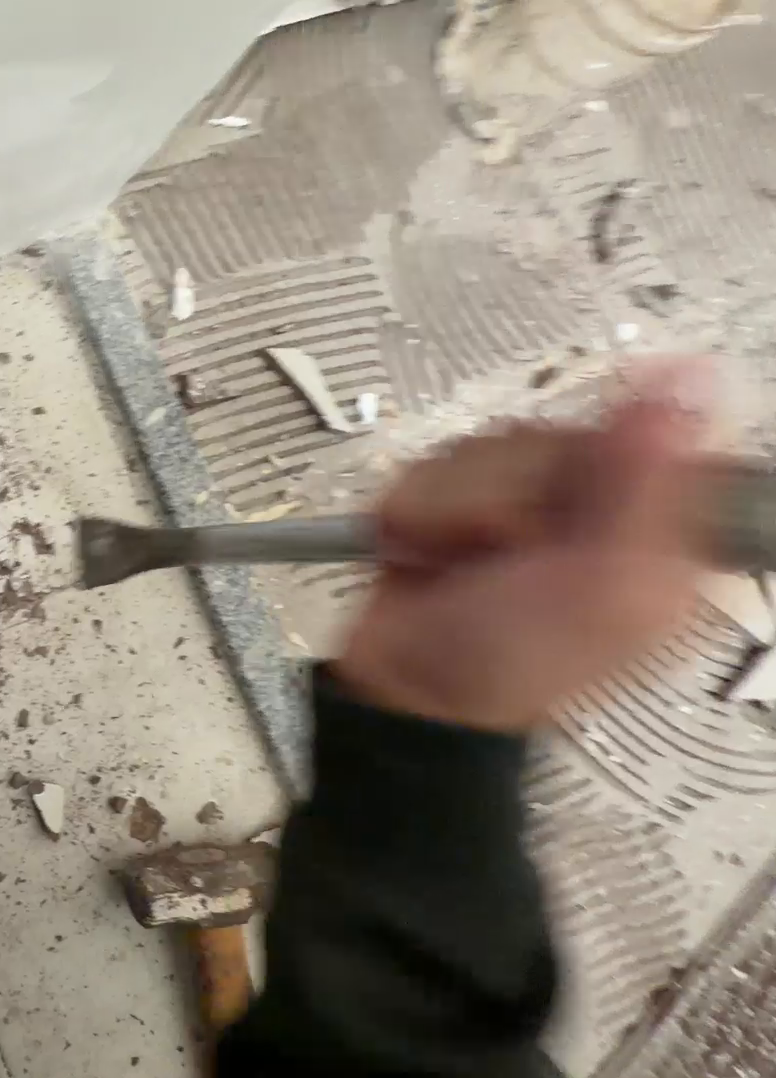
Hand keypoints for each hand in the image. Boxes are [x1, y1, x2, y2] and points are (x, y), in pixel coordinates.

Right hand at [336, 388, 708, 733]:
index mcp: (654, 522)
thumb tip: (689, 376)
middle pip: (543, 436)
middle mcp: (583, 504)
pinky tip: (417, 551)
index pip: (638, 433)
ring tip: (447, 558)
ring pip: (475, 450)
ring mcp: (505, 502)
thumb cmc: (514, 657)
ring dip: (447, 510)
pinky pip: (422, 468)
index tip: (569, 510)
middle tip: (499, 550)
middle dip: (503, 497)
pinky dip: (409, 513)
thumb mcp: (608, 584)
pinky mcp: (442, 504)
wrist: (404, 685)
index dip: (593, 462)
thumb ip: (648, 484)